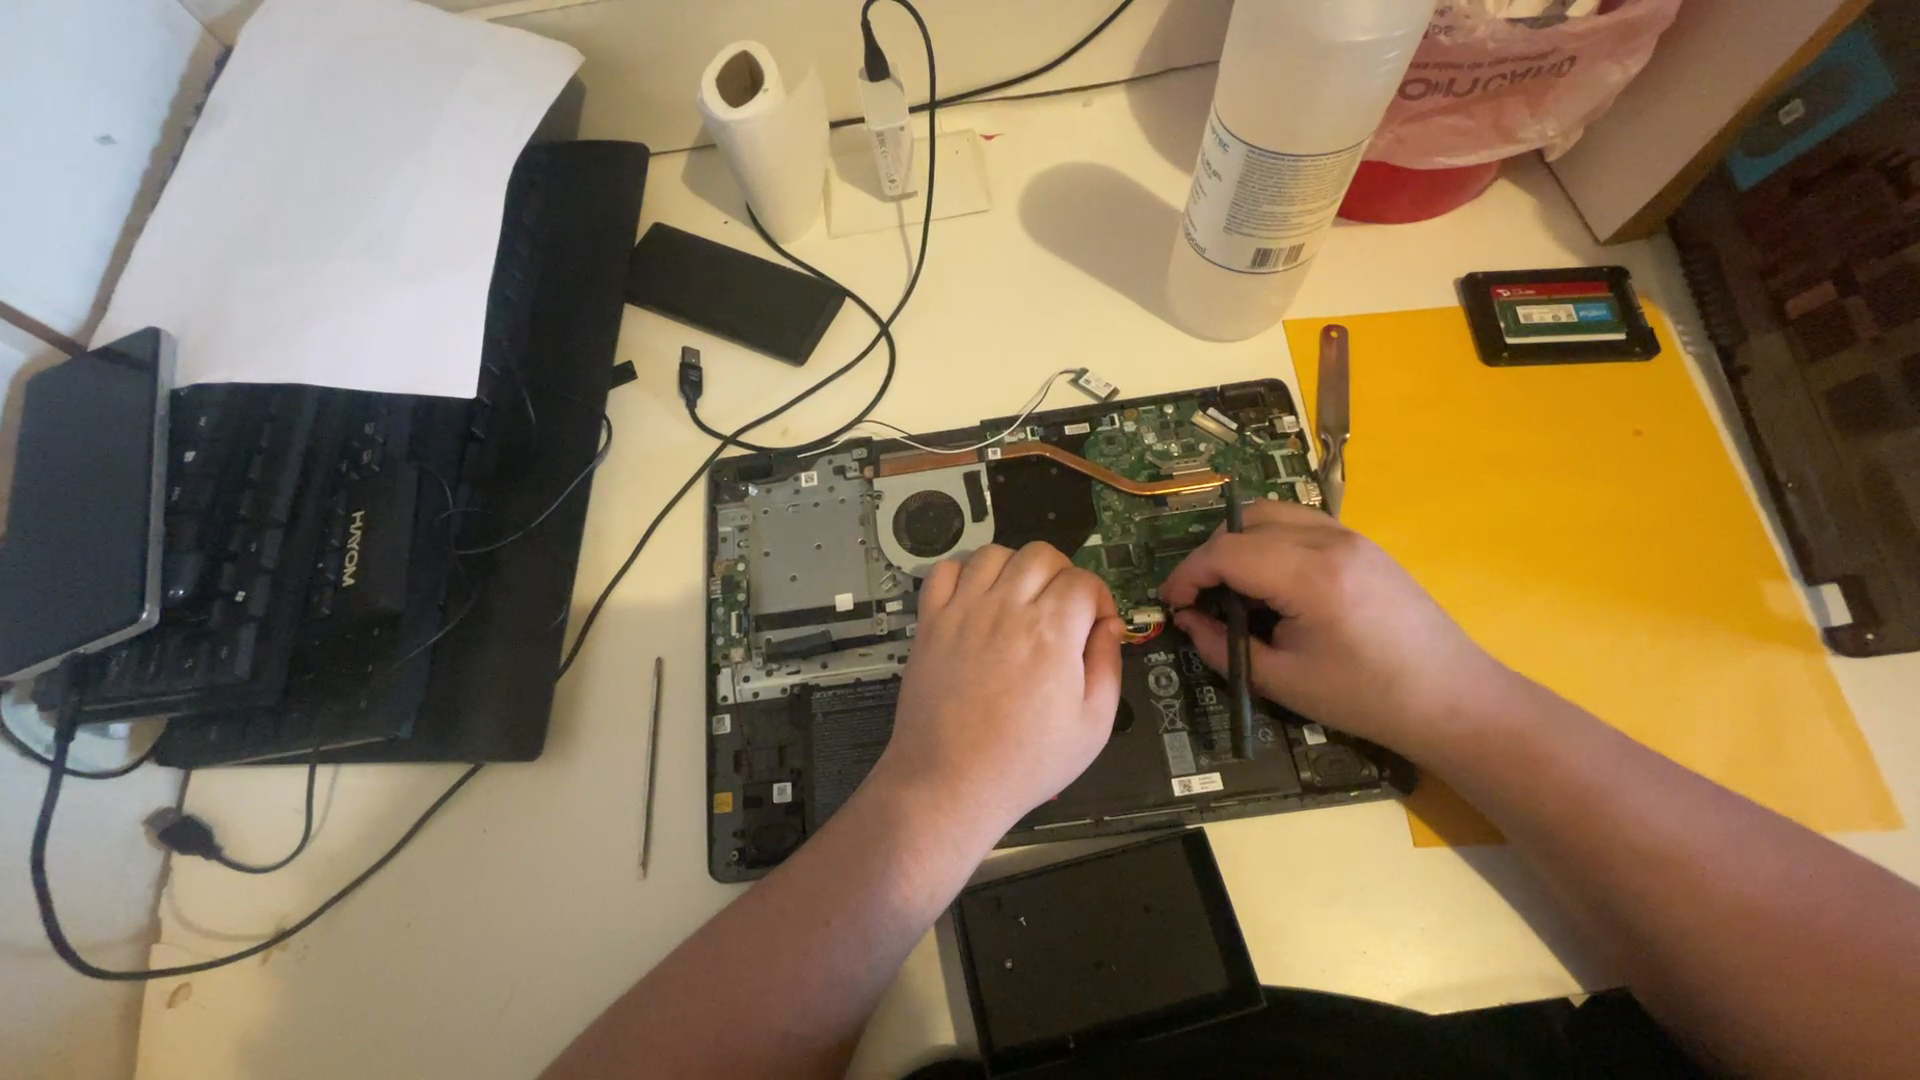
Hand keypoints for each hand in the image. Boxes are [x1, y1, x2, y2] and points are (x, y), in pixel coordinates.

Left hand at [875, 542, 1123, 836]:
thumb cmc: (1024, 762)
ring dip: (1014, 568)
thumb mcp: (1092, 726)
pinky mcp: (930, 623)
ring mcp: (963, 612)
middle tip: (1061, 610)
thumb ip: (1108, 666)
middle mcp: (1006, 609)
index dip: (1098, 597)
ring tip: (1019, 601)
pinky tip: (975, 600)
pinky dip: (962, 574)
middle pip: (1040, 554)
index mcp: (1051, 632)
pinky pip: (943, 572)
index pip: (1083, 579)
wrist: (951, 782)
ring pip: (993, 554)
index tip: (1095, 625)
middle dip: (1061, 574)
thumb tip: (1109, 626)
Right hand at [1161, 501, 1509, 757]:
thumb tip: (1187, 621)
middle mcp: (1330, 541)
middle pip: (1244, 522)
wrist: (1452, 698)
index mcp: (1311, 577)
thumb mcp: (1282, 682)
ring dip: (1238, 540)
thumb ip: (1223, 647)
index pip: (1227, 552)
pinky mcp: (1362, 543)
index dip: (1188, 574)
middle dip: (1209, 556)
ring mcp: (1350, 536)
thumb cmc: (1365, 698)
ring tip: (1230, 584)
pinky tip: (1270, 578)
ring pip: (1271, 512)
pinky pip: (1299, 521)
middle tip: (1199, 597)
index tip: (1172, 603)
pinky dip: (1269, 538)